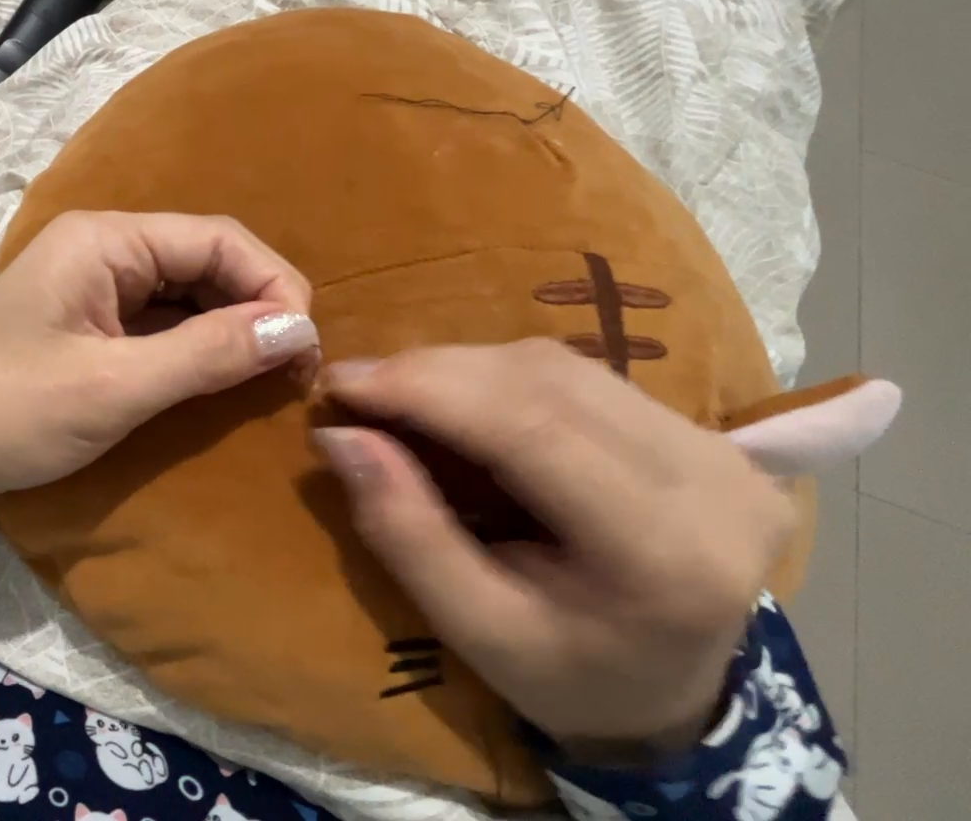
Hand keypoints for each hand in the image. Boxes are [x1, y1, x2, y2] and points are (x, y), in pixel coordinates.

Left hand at [0, 211, 317, 530]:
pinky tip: (218, 377)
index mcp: (103, 240)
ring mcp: (90, 283)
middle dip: (255, 306)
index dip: (272, 285)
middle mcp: (101, 247)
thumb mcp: (113, 387)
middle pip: (204, 259)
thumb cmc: (6, 412)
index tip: (305, 349)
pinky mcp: (85, 319)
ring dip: (228, 327)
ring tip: (267, 377)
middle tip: (293, 371)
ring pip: (183, 290)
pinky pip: (157, 318)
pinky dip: (193, 343)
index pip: (217, 238)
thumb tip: (299, 329)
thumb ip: (206, 354)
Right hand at [314, 339, 795, 752]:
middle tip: (352, 387)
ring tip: (394, 394)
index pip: (533, 428)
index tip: (339, 383)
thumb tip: (338, 436)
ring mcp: (720, 449)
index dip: (425, 389)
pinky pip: (576, 374)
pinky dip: (494, 375)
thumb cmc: (562, 676)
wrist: (667, 693)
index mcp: (666, 553)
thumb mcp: (472, 628)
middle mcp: (713, 483)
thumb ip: (406, 532)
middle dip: (430, 372)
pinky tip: (453, 399)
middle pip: (544, 381)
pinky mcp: (703, 431)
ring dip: (458, 368)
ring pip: (557, 365)